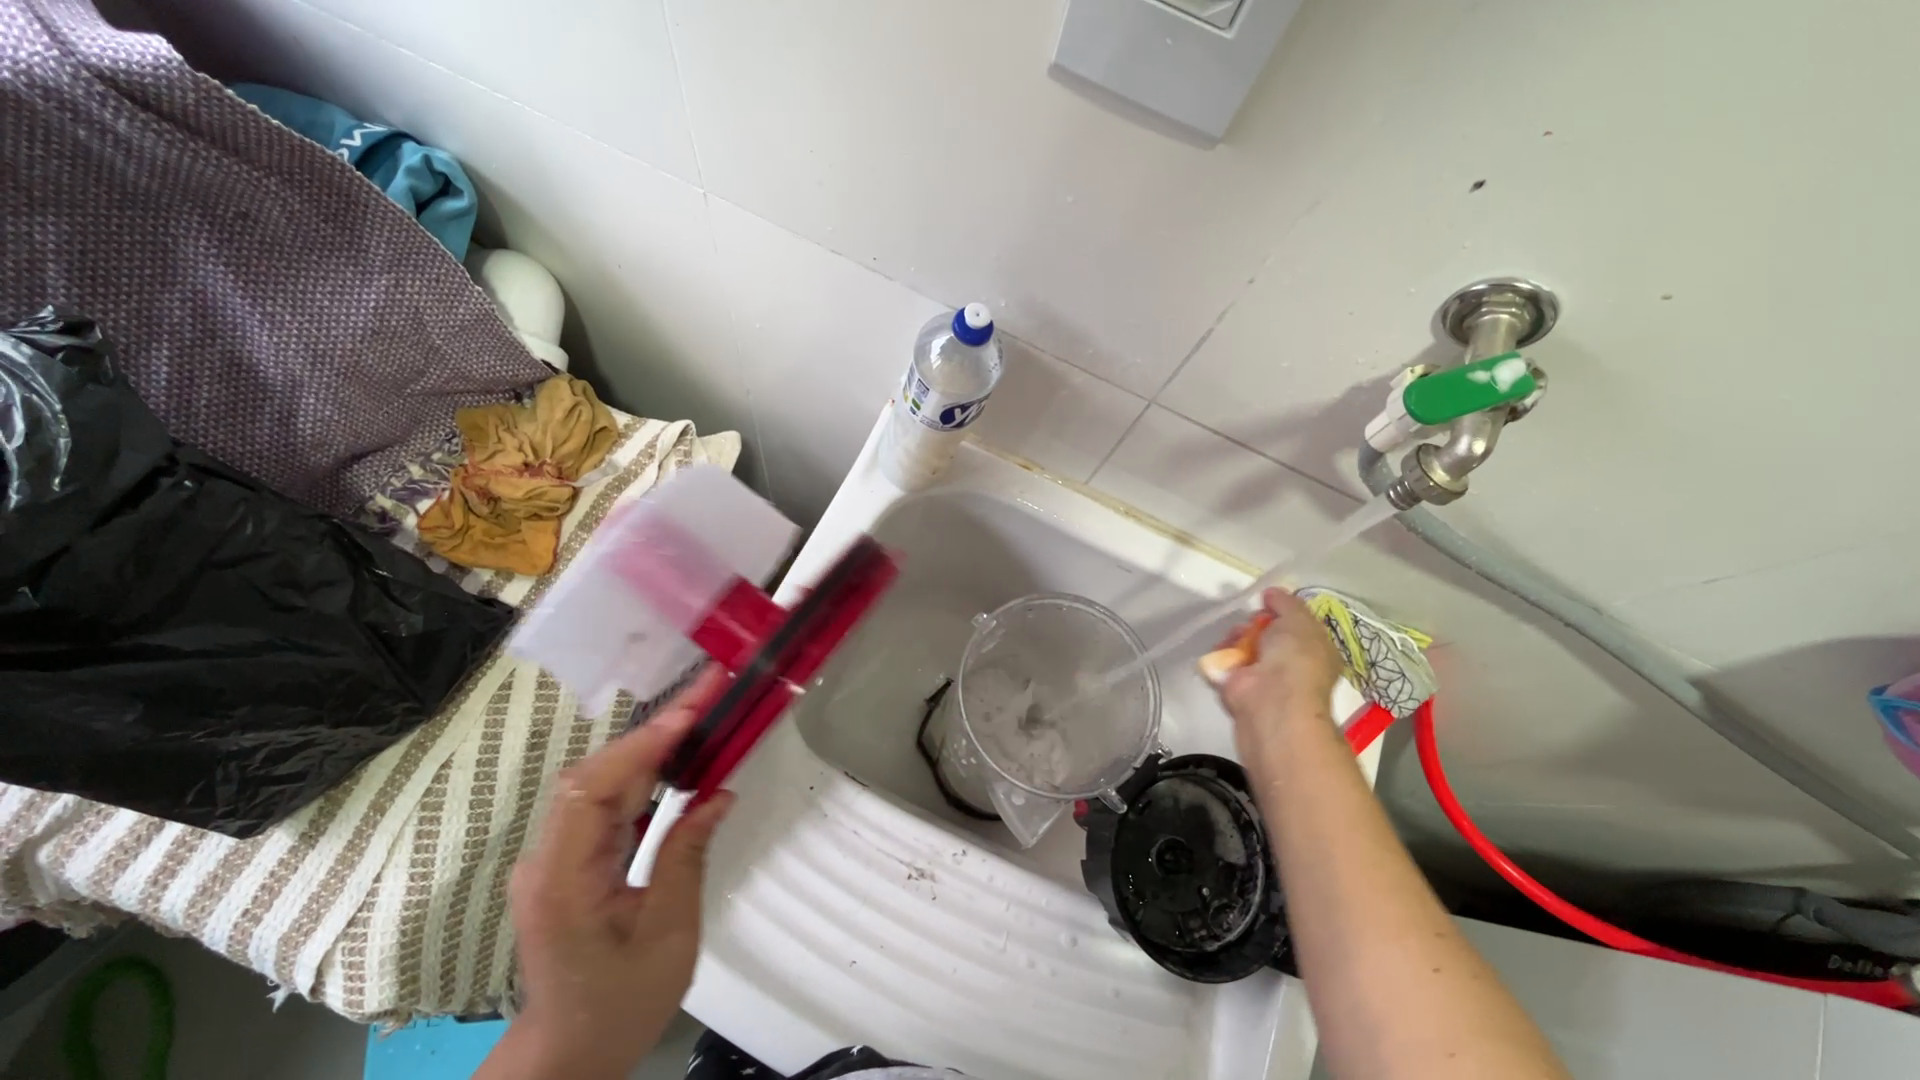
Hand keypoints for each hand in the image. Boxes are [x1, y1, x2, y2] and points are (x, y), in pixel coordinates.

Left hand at [484, 666, 735, 1079]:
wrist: (570, 1051)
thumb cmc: (620, 1004)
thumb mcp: (669, 934)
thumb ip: (687, 856)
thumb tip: (716, 794)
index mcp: (563, 881)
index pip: (594, 791)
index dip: (643, 744)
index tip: (692, 711)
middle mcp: (547, 858)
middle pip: (596, 776)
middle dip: (654, 730)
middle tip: (709, 692)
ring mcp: (553, 858)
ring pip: (600, 784)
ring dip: (651, 747)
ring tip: (702, 713)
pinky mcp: (567, 861)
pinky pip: (604, 806)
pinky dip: (642, 776)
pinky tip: (677, 760)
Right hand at [1217, 588, 1342, 755]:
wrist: (1273, 698)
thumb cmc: (1296, 657)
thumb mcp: (1299, 619)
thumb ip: (1286, 603)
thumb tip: (1272, 594)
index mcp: (1314, 651)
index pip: (1296, 626)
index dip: (1281, 612)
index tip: (1267, 602)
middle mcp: (1290, 666)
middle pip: (1266, 634)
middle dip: (1255, 623)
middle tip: (1251, 622)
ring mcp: (1262, 678)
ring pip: (1243, 646)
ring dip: (1236, 637)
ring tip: (1235, 637)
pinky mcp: (1236, 688)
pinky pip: (1224, 663)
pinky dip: (1219, 655)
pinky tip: (1222, 652)